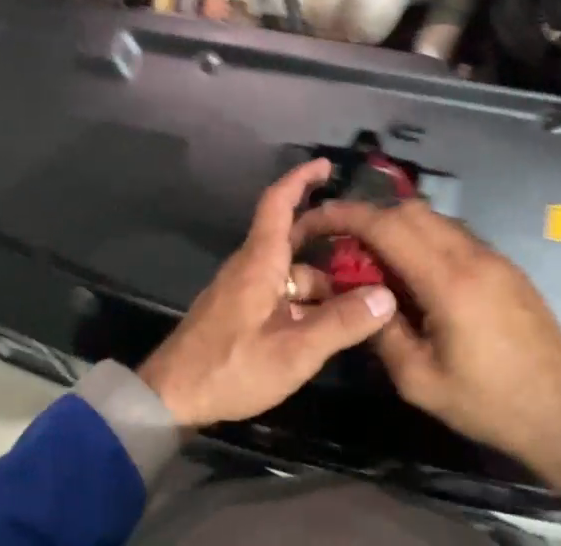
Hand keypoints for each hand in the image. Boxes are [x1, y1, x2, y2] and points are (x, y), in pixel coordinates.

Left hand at [136, 160, 398, 427]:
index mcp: (259, 261)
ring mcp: (243, 290)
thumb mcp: (295, 350)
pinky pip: (280, 292)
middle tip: (368, 241)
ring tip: (365, 301)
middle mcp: (250, 266)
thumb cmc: (233, 366)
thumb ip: (340, 323)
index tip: (326, 166)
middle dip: (326, 234)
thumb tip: (385, 295)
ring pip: (290, 271)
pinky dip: (307, 300)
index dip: (301, 179)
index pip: (278, 203)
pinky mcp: (240, 312)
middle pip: (290, 236)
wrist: (174, 395)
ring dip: (323, 280)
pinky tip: (331, 326)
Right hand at [293, 200, 560, 496]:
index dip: (343, 216)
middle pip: (408, 210)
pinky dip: (424, 238)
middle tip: (340, 240)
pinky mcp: (507, 268)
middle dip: (367, 216)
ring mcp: (494, 259)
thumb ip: (380, 330)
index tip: (314, 221)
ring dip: (397, 225)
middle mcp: (472, 257)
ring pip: (433, 218)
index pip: (385, 225)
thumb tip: (355, 293)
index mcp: (448, 282)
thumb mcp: (419, 381)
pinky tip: (414, 272)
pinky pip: (454, 235)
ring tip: (374, 257)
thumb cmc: (489, 405)